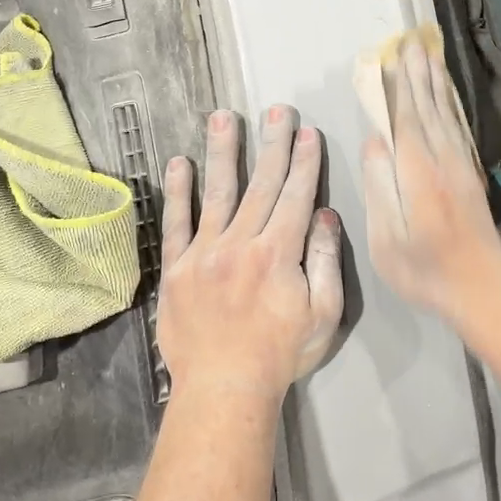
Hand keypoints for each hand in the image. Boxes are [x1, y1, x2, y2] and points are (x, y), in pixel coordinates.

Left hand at [158, 106, 343, 403]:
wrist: (223, 390)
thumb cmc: (281, 354)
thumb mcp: (324, 314)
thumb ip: (324, 261)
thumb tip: (324, 216)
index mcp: (278, 253)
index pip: (295, 195)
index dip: (304, 162)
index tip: (308, 133)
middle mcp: (240, 244)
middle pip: (261, 184)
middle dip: (273, 143)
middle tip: (278, 110)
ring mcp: (204, 254)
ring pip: (217, 192)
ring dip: (223, 151)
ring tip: (225, 116)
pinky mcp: (177, 269)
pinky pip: (177, 223)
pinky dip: (178, 192)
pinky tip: (179, 162)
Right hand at [362, 38, 500, 315]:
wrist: (480, 287)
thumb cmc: (424, 270)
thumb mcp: (387, 237)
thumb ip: (379, 186)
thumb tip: (374, 142)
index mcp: (418, 173)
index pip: (406, 119)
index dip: (399, 87)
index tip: (393, 57)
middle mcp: (442, 161)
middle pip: (429, 108)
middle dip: (420, 75)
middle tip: (413, 41)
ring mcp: (460, 167)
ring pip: (446, 115)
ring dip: (436, 84)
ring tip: (430, 56)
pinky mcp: (470, 176)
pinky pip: (457, 129)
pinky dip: (449, 107)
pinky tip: (445, 98)